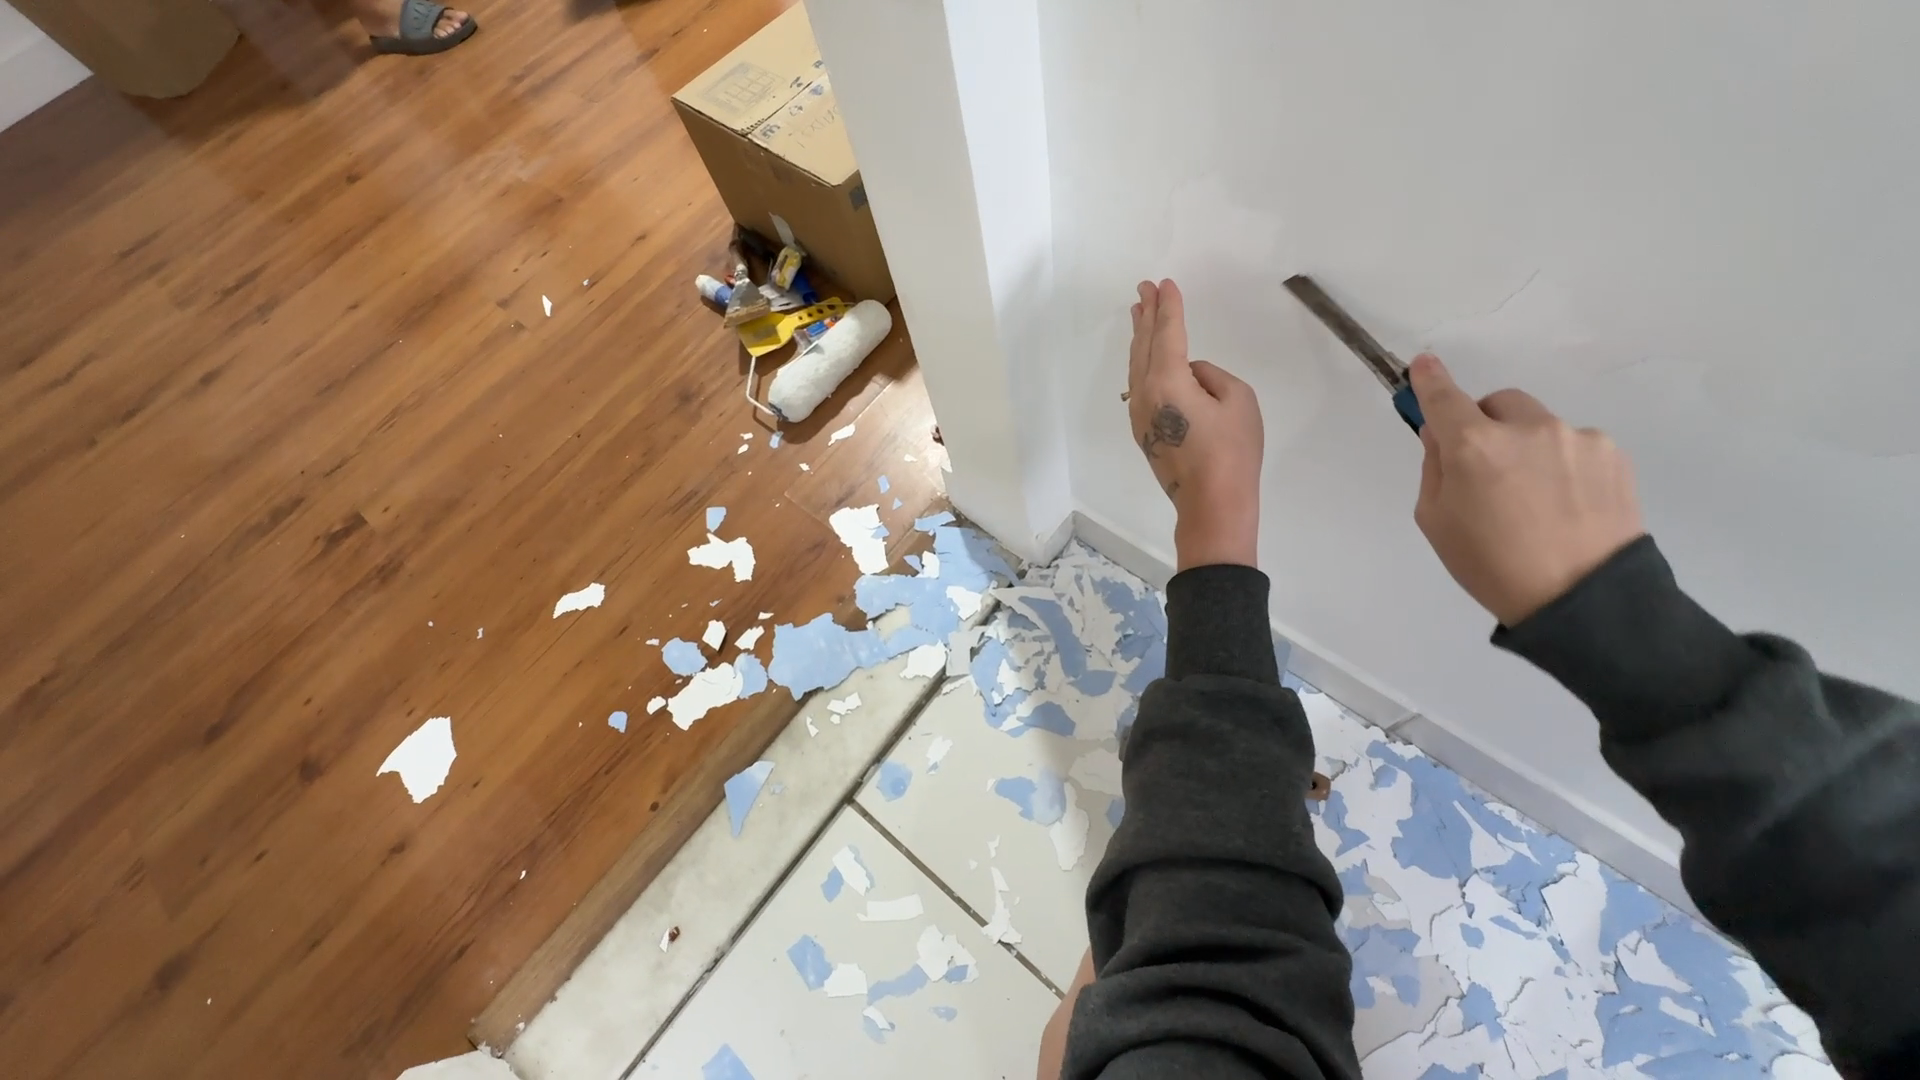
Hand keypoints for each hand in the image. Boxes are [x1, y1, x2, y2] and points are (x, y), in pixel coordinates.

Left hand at [1127, 279, 1263, 570]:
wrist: (1211, 504)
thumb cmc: (1231, 452)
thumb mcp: (1238, 400)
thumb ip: (1210, 376)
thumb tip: (1190, 376)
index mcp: (1167, 382)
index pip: (1168, 334)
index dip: (1168, 308)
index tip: (1164, 284)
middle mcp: (1145, 395)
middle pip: (1145, 346)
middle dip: (1146, 316)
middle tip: (1143, 289)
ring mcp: (1140, 416)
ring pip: (1137, 367)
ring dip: (1141, 339)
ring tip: (1139, 314)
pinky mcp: (1144, 432)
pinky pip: (1140, 387)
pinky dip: (1142, 364)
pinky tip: (1145, 359)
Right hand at [1409, 353, 1645, 625]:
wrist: (1582, 598)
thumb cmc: (1490, 564)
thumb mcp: (1436, 521)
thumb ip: (1435, 468)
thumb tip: (1443, 435)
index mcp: (1473, 447)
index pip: (1444, 398)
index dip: (1429, 379)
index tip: (1423, 365)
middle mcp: (1526, 429)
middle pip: (1497, 402)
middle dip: (1485, 423)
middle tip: (1485, 466)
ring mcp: (1576, 437)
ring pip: (1537, 425)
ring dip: (1526, 446)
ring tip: (1533, 498)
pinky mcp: (1612, 453)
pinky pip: (1573, 445)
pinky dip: (1560, 463)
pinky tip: (1564, 503)